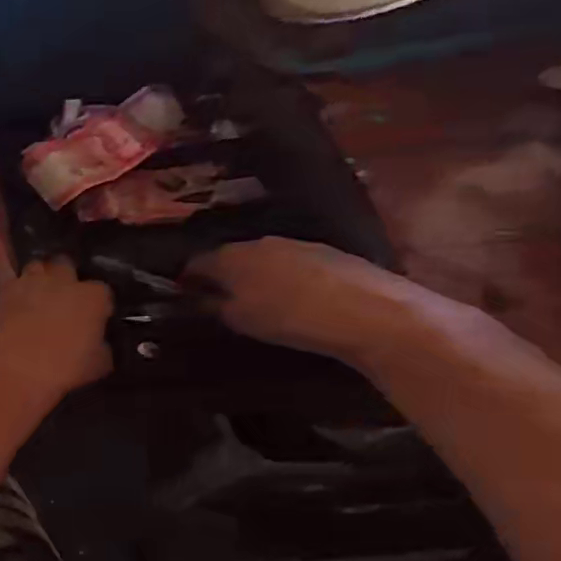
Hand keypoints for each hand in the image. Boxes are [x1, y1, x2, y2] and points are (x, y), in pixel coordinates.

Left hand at [0, 238, 112, 401]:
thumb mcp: (101, 360)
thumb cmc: (64, 369)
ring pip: (38, 265)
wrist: (18, 370)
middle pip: (67, 268)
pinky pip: (0, 264)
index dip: (96, 303)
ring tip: (40, 286)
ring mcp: (30, 281)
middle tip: (63, 298)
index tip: (93, 316)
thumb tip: (96, 337)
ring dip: (41, 273)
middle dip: (67, 278)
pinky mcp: (4, 288)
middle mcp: (62, 280)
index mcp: (93, 296)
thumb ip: (101, 340)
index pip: (101, 290)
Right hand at [183, 237, 433, 362]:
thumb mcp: (237, 319)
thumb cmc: (290, 317)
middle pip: (229, 257)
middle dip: (222, 275)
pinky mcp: (332, 254)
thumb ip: (211, 305)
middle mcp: (259, 242)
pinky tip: (297, 298)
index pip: (193, 263)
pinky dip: (287, 278)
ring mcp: (299, 244)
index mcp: (228, 256)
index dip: (186, 281)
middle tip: (222, 299)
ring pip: (263, 258)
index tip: (184, 298)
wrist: (376, 314)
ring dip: (256, 275)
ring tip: (261, 300)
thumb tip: (196, 298)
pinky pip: (294, 264)